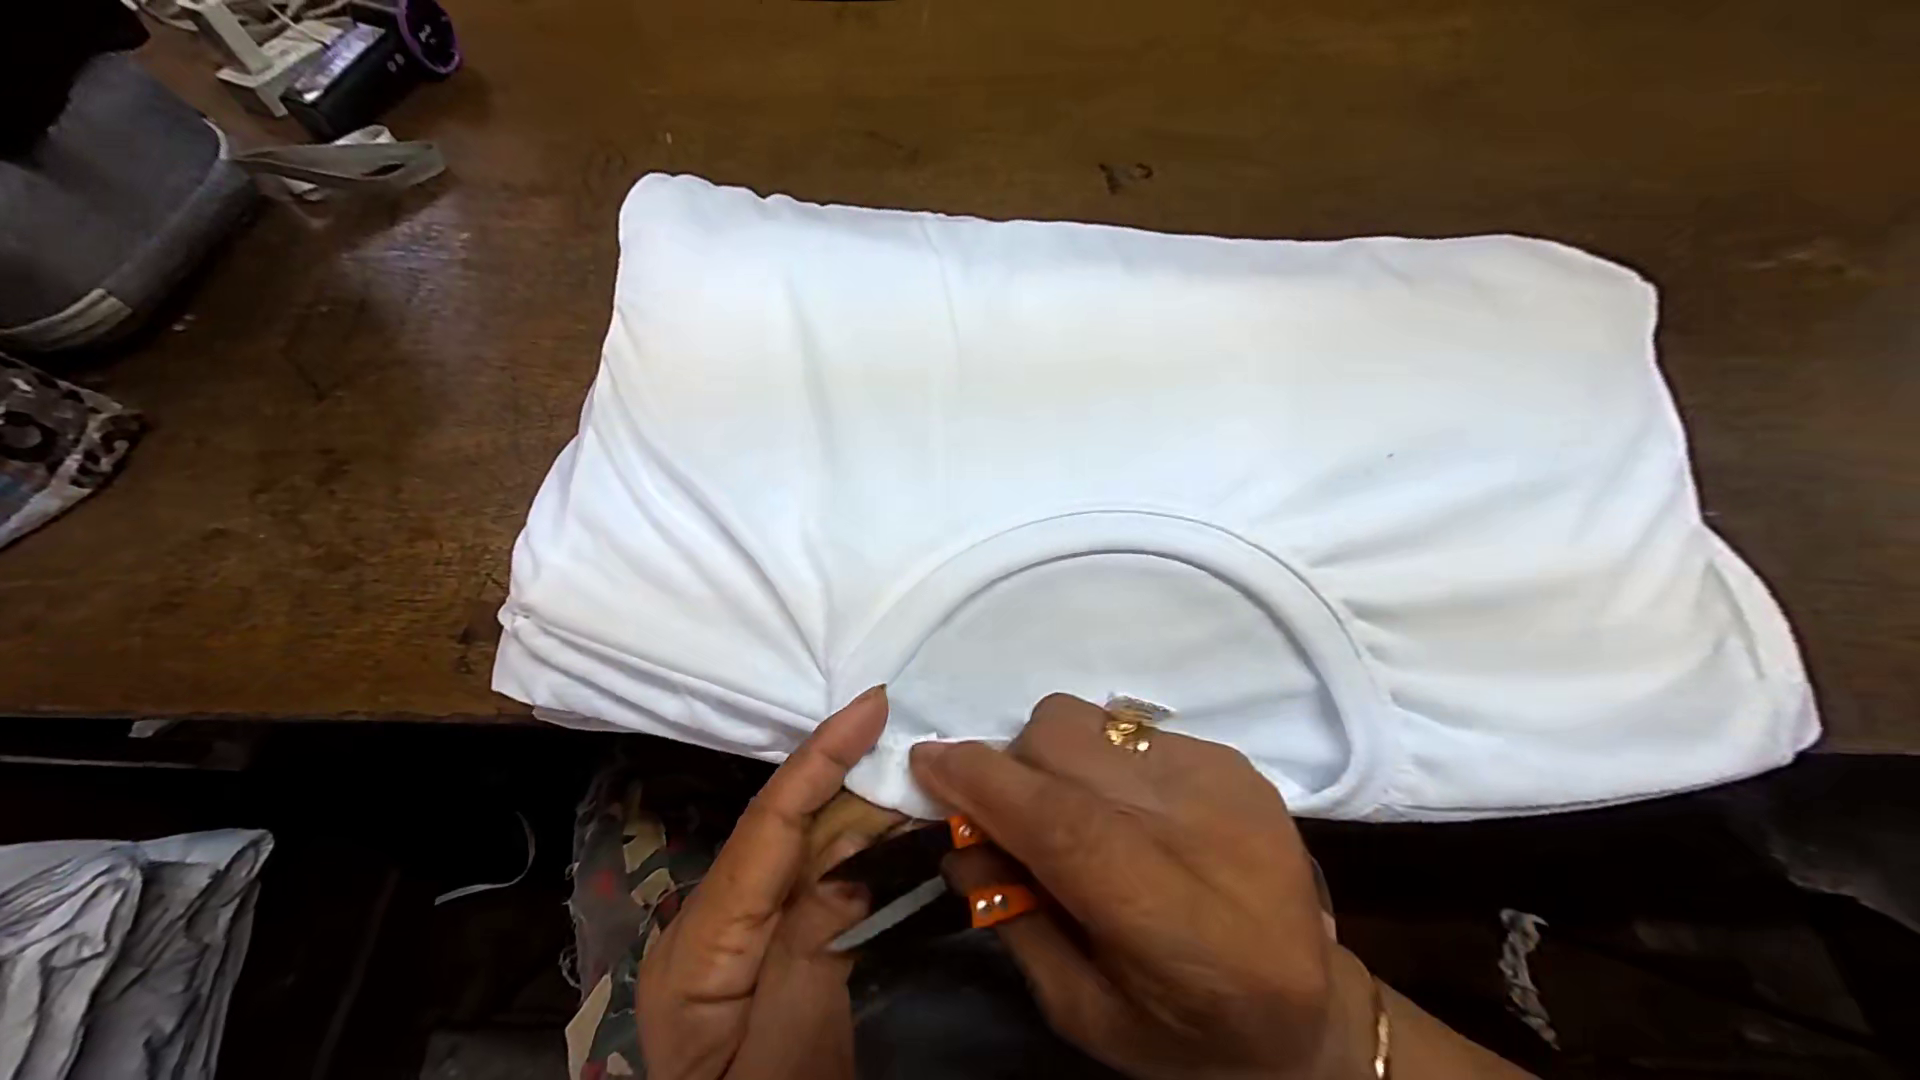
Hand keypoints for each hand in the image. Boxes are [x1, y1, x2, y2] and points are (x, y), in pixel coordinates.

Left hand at [638, 687, 889, 1079]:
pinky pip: (832, 877)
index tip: (872, 705)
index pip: (769, 823)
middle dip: (860, 777)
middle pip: (798, 824)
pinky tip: (910, 831)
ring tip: (930, 779)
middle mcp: (724, 915)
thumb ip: (815, 948)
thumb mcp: (787, 1055)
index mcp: (704, 940)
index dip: (821, 756)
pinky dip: (874, 850)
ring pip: (820, 845)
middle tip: (926, 747)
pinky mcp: (784, 940)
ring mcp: (755, 927)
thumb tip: (859, 859)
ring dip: (875, 809)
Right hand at [909, 693, 1376, 1079]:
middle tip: (1013, 816)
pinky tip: (1125, 807)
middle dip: (1013, 768)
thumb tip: (958, 831)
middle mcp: (1209, 832)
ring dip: (1052, 755)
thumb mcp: (1084, 1012)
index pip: (1065, 826)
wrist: (1312, 1008)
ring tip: (1073, 808)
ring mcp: (1225, 781)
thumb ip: (1012, 918)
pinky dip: (1097, 757)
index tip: (926, 762)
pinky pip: (1123, 726)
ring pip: (1088, 718)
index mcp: (1180, 926)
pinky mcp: (1232, 758)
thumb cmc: (1187, 1036)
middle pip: (1067, 744)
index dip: (987, 785)